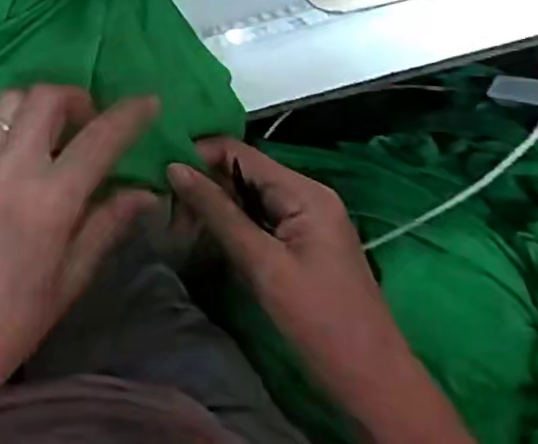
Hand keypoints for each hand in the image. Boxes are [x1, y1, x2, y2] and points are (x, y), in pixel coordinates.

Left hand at [0, 85, 161, 442]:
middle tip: (90, 121)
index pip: (99, 139)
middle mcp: (15, 167)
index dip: (129, 115)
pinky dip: (5, 115)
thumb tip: (146, 193)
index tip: (148, 102)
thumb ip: (109, 223)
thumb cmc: (22, 313)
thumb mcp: (75, 274)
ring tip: (54, 127)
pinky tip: (17, 137)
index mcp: (51, 198)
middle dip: (77, 97)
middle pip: (47, 98)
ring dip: (39, 102)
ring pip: (11, 98)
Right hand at [169, 137, 473, 443]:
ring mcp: (307, 217)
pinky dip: (231, 221)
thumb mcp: (262, 264)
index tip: (162, 173)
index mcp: (304, 191)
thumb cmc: (320, 322)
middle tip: (168, 207)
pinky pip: (259, 215)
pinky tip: (206, 234)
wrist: (375, 385)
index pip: (238, 152)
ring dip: (214, 204)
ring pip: (247, 193)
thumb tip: (174, 168)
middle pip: (242, 170)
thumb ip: (218, 212)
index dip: (198, 156)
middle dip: (203, 183)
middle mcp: (307, 193)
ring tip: (179, 222)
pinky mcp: (302, 240)